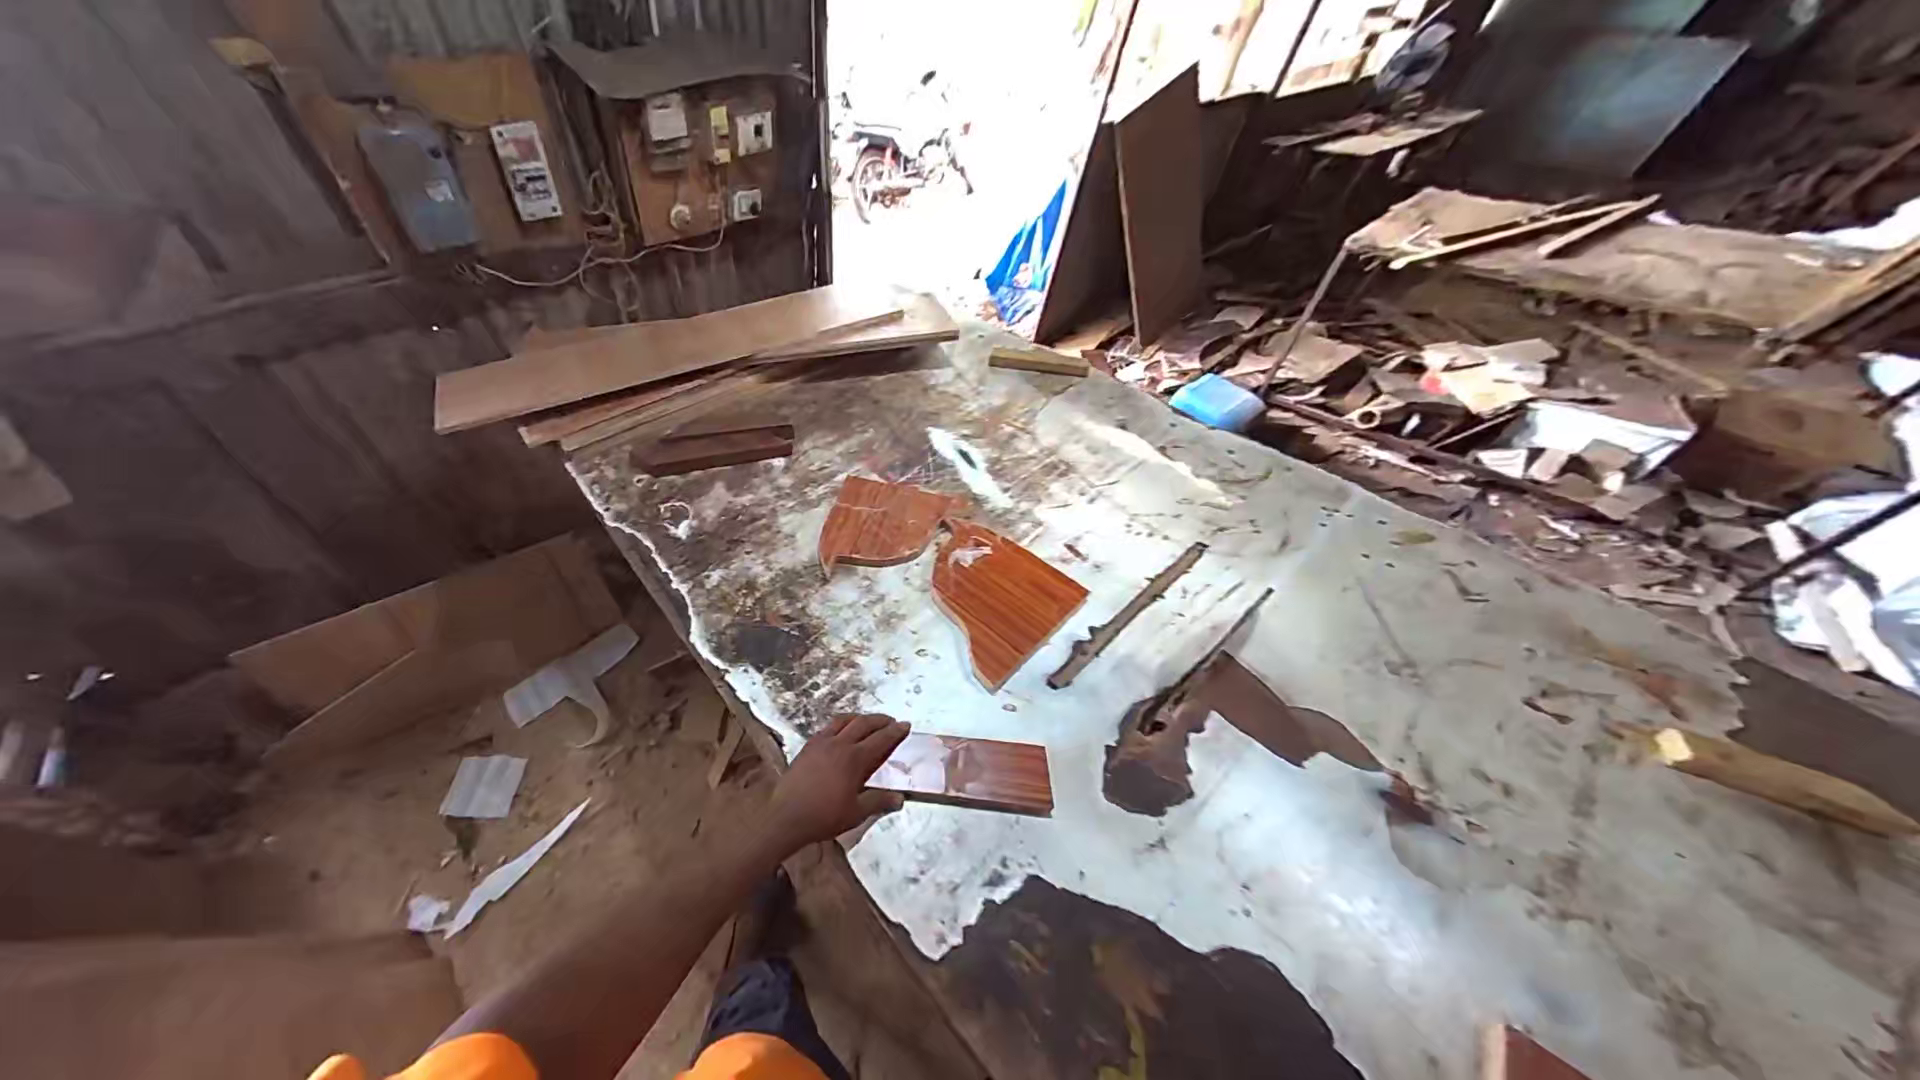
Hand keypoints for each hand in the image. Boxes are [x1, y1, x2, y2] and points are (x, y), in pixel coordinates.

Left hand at [768, 713, 909, 849]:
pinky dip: (840, 724)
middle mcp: (840, 744)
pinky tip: (840, 731)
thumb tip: (900, 798)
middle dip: (880, 720)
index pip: (881, 739)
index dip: (895, 731)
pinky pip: (827, 727)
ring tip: (867, 721)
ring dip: (859, 718)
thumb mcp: (856, 813)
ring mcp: (822, 743)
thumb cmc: (823, 816)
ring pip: (844, 721)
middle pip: (864, 723)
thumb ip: (879, 802)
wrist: (786, 816)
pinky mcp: (808, 746)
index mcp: (855, 759)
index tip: (905, 725)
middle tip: (890, 721)